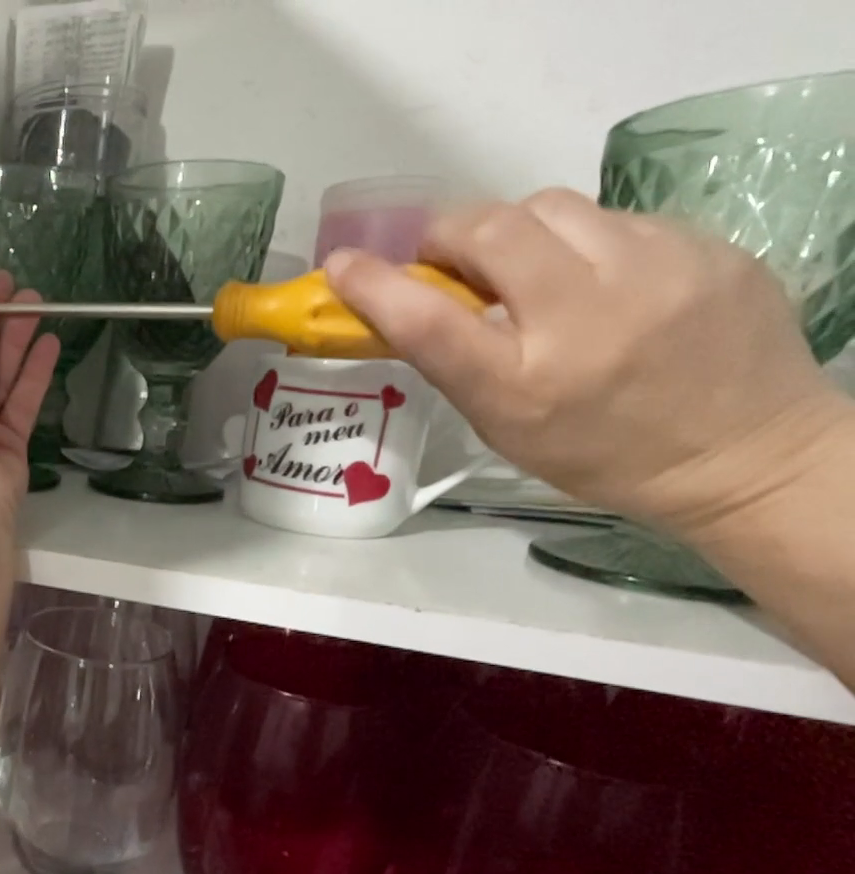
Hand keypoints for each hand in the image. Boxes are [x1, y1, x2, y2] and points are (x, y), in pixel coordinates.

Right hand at [326, 188, 852, 533]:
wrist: (742, 453)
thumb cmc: (594, 451)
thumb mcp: (502, 423)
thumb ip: (454, 358)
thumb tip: (404, 296)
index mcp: (522, 382)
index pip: (429, 320)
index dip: (375, 285)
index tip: (343, 265)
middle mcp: (587, 317)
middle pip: (490, 230)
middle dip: (449, 234)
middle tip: (444, 258)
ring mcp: (657, 271)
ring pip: (551, 207)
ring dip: (515, 230)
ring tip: (525, 267)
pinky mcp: (706, 245)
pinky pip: (613, 216)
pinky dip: (581, 240)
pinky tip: (596, 278)